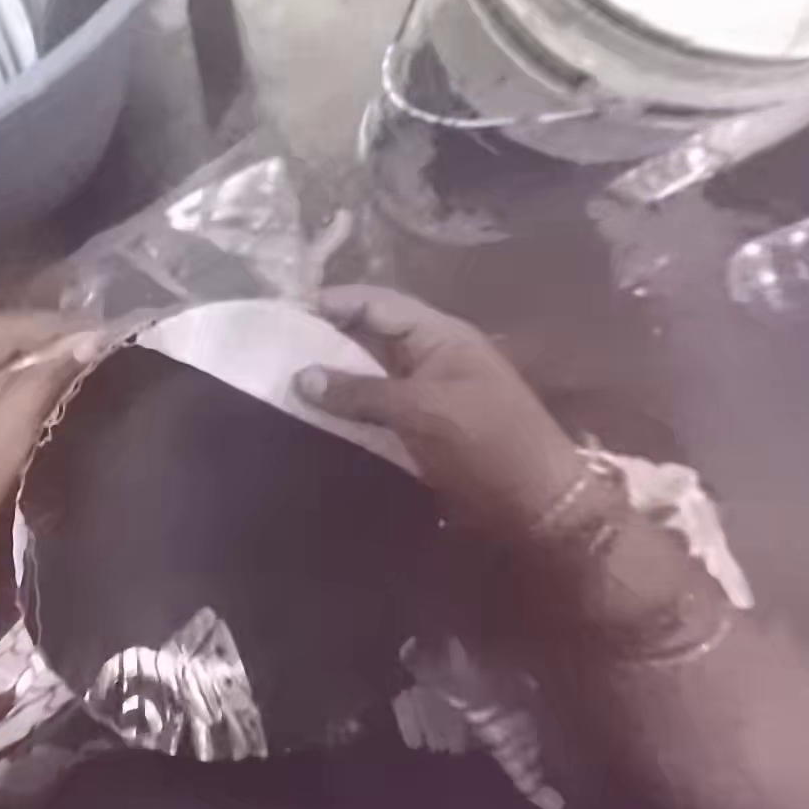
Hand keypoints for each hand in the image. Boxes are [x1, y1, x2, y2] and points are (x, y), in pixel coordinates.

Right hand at [295, 286, 581, 536]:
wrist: (532, 505)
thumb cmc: (485, 443)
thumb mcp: (422, 409)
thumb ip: (360, 391)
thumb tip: (301, 377)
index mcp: (439, 336)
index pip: (378, 304)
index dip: (335, 302)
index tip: (288, 312)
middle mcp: (426, 356)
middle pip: (367, 334)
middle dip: (325, 336)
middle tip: (276, 346)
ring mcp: (419, 392)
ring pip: (365, 371)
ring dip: (330, 374)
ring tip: (284, 377)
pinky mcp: (412, 425)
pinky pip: (368, 405)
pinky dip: (342, 406)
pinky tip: (311, 412)